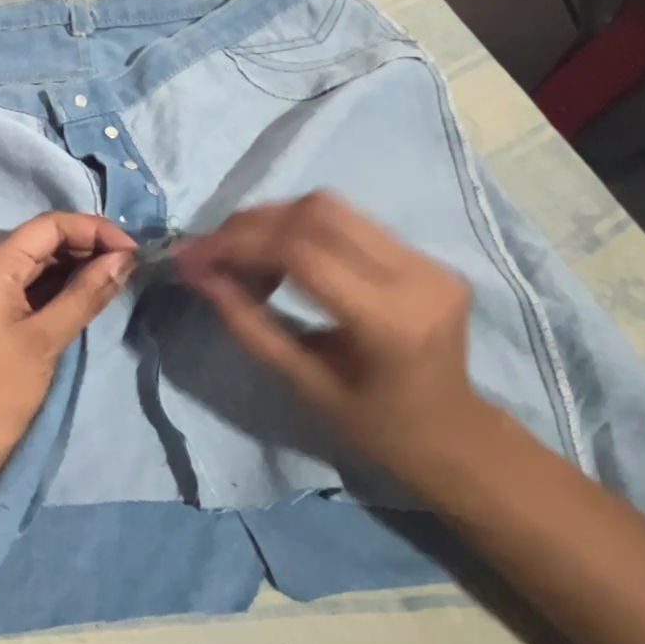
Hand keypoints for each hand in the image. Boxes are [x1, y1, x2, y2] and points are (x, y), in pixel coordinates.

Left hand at [0, 213, 136, 498]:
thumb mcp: (46, 339)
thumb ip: (86, 294)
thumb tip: (125, 259)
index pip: (49, 226)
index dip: (94, 230)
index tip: (135, 252)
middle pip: (43, 240)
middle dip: (89, 247)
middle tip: (133, 267)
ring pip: (37, 263)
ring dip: (77, 267)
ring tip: (120, 279)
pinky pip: (28, 286)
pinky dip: (59, 287)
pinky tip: (91, 294)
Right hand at [172, 191, 488, 483]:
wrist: (452, 435)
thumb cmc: (372, 427)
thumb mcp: (301, 383)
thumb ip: (247, 323)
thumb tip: (197, 273)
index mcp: (389, 321)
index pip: (302, 254)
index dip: (238, 246)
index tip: (192, 256)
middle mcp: (416, 277)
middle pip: (317, 214)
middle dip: (250, 225)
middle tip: (209, 250)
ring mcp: (428, 260)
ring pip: (331, 207)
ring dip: (272, 221)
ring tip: (240, 254)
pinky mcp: (425, 254)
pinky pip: (348, 222)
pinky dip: (298, 229)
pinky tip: (277, 256)